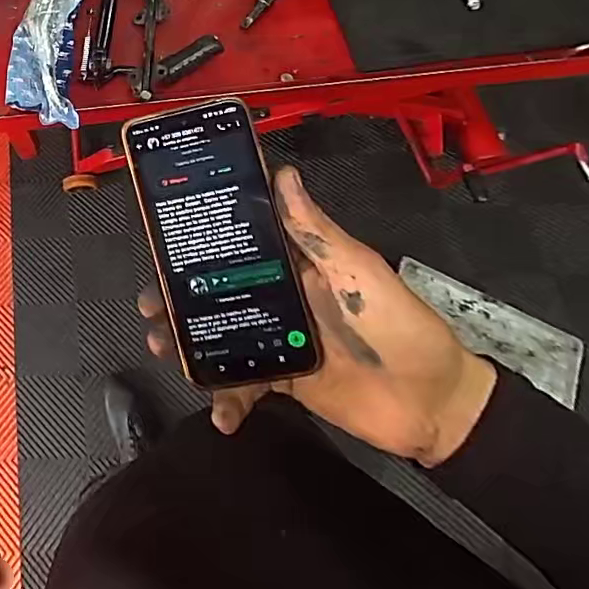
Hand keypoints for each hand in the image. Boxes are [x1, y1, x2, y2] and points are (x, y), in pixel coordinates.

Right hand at [138, 167, 497, 465]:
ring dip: (191, 344)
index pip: (238, 247)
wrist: (436, 405)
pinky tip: (222, 413)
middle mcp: (279, 297)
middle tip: (152, 307)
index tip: (165, 247)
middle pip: (217, 293)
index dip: (199, 247)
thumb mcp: (358, 270)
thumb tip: (284, 174)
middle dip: (180, 299)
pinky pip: (246, 385)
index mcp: (294, 265)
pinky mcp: (284, 379)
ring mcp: (279, 339)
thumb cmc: (399, 325)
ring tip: (167, 349)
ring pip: (222, 336)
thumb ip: (316, 230)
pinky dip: (230, 399)